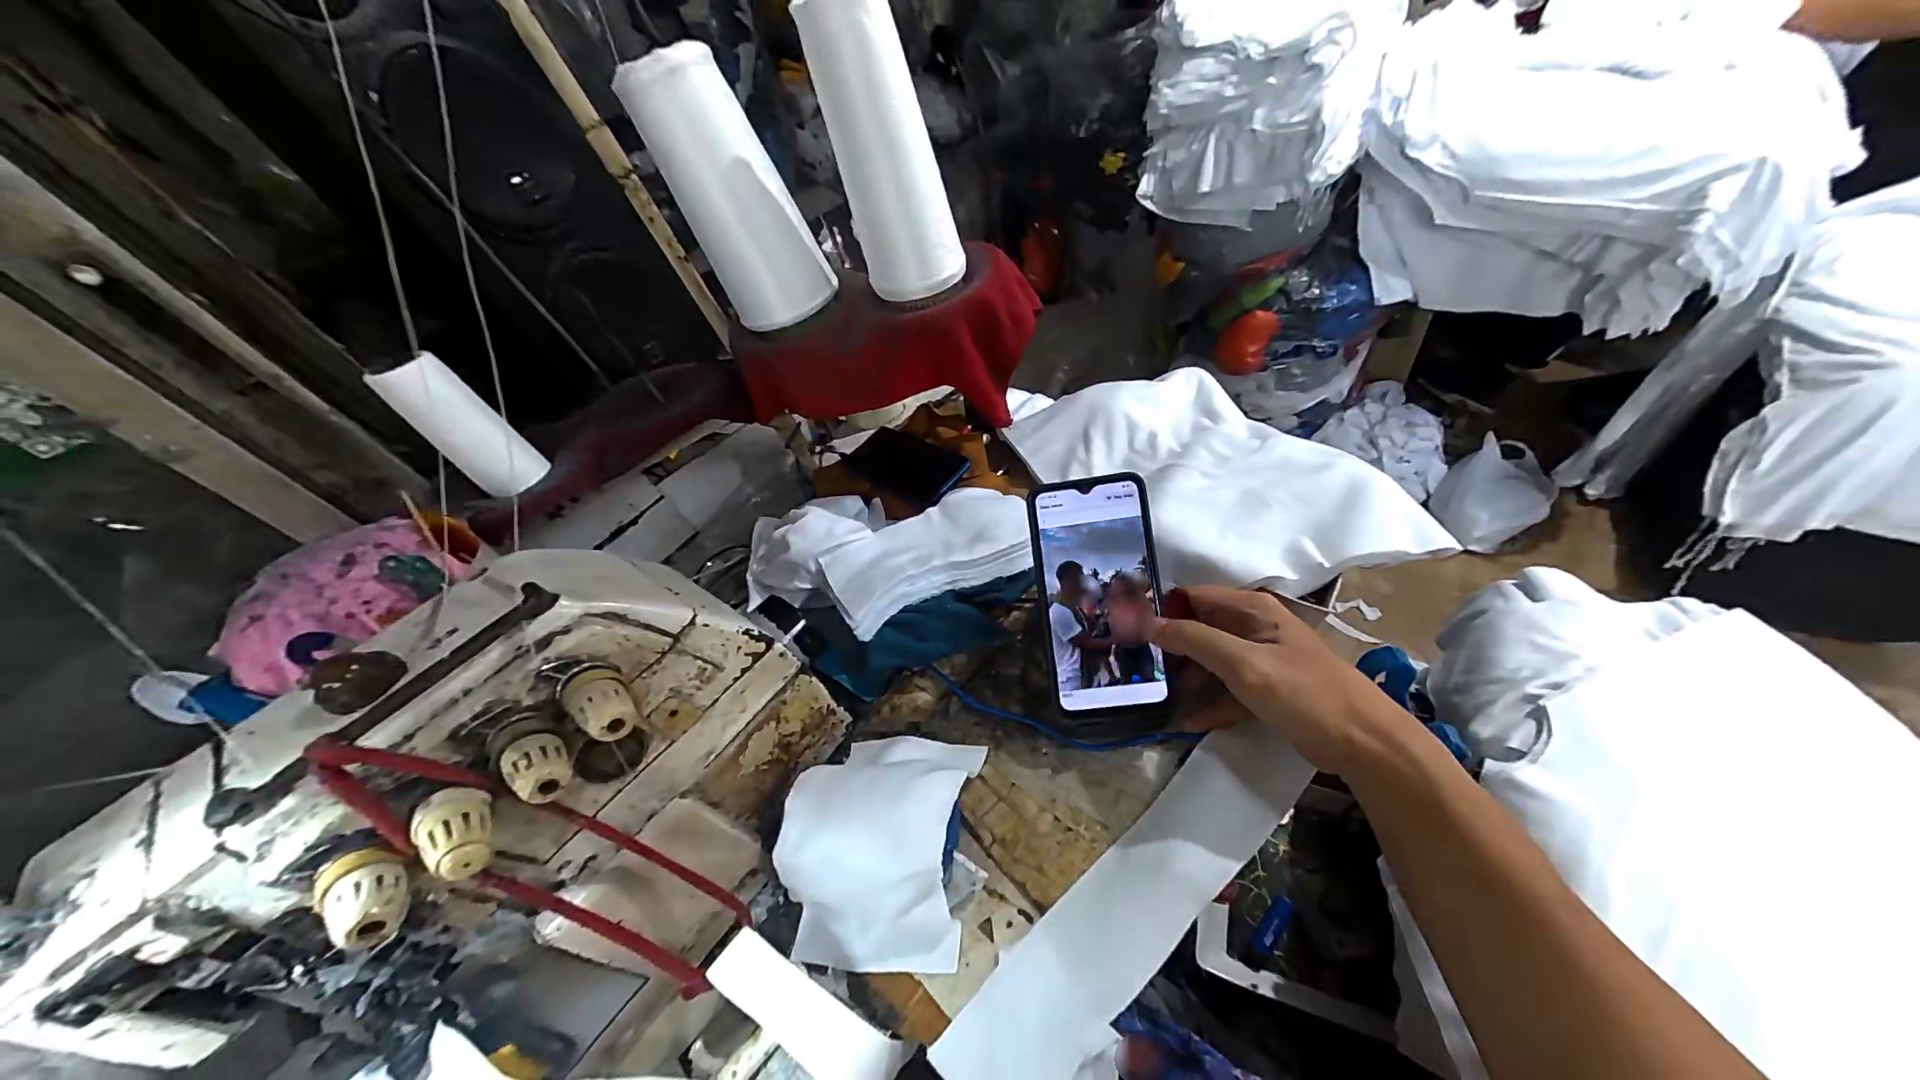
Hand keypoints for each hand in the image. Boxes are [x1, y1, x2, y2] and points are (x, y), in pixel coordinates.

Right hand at [1148, 585, 1416, 775]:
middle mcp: (1254, 628)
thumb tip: (1148, 622)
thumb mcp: (1244, 663)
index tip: (1128, 628)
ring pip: (1209, 661)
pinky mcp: (1265, 690)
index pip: (1193, 596)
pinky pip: (1226, 689)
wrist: (1365, 744)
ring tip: (1153, 696)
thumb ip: (1194, 639)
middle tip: (1135, 666)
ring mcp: (1260, 660)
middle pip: (1198, 629)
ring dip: (1185, 679)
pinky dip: (1208, 703)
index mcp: (1252, 610)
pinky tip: (1185, 721)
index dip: (1161, 609)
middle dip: (1169, 647)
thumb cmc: (1305, 694)